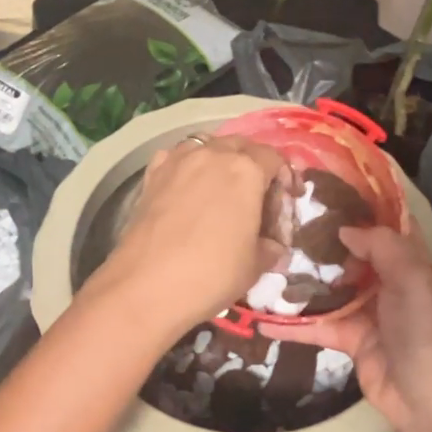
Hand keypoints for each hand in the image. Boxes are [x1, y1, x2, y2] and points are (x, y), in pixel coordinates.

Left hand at [80, 135, 287, 338]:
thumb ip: (270, 246)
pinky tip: (188, 189)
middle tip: (256, 197)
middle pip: (241, 146)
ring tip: (222, 189)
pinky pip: (177, 157)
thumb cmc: (211, 274)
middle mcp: (213, 154)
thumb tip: (271, 244)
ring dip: (220, 160)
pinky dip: (188, 165)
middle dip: (254, 165)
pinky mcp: (152, 174)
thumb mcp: (255, 265)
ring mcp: (178, 160)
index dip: (284, 179)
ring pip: (208, 145)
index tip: (284, 203)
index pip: (274, 159)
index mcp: (246, 170)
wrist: (146, 286)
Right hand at [264, 223, 431, 431]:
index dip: (365, 204)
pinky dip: (292, 322)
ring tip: (268, 255)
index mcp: (412, 262)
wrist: (428, 405)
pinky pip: (318, 324)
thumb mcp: (413, 281)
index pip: (389, 223)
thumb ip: (381, 246)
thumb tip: (345, 229)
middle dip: (325, 237)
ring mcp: (367, 310)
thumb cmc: (426, 334)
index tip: (329, 185)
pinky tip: (262, 316)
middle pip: (354, 251)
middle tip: (286, 217)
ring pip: (331, 285)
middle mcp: (389, 281)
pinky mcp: (349, 338)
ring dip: (304, 276)